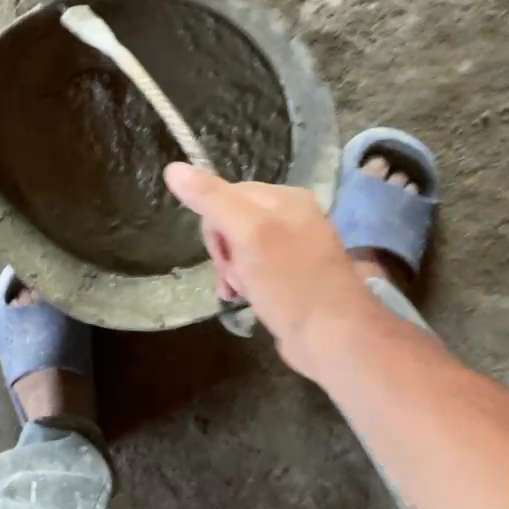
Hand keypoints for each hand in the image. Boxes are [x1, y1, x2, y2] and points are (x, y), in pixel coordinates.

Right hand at [165, 163, 371, 362]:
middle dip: (223, 250)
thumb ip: (211, 198)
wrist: (335, 340)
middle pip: (231, 221)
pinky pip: (255, 269)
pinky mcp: (293, 278)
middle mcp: (292, 216)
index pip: (226, 193)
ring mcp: (294, 249)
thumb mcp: (247, 233)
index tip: (222, 252)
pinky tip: (244, 298)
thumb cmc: (290, 281)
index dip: (214, 224)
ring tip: (239, 291)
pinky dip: (244, 283)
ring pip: (239, 248)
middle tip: (233, 274)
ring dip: (231, 270)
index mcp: (285, 197)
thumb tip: (173, 169)